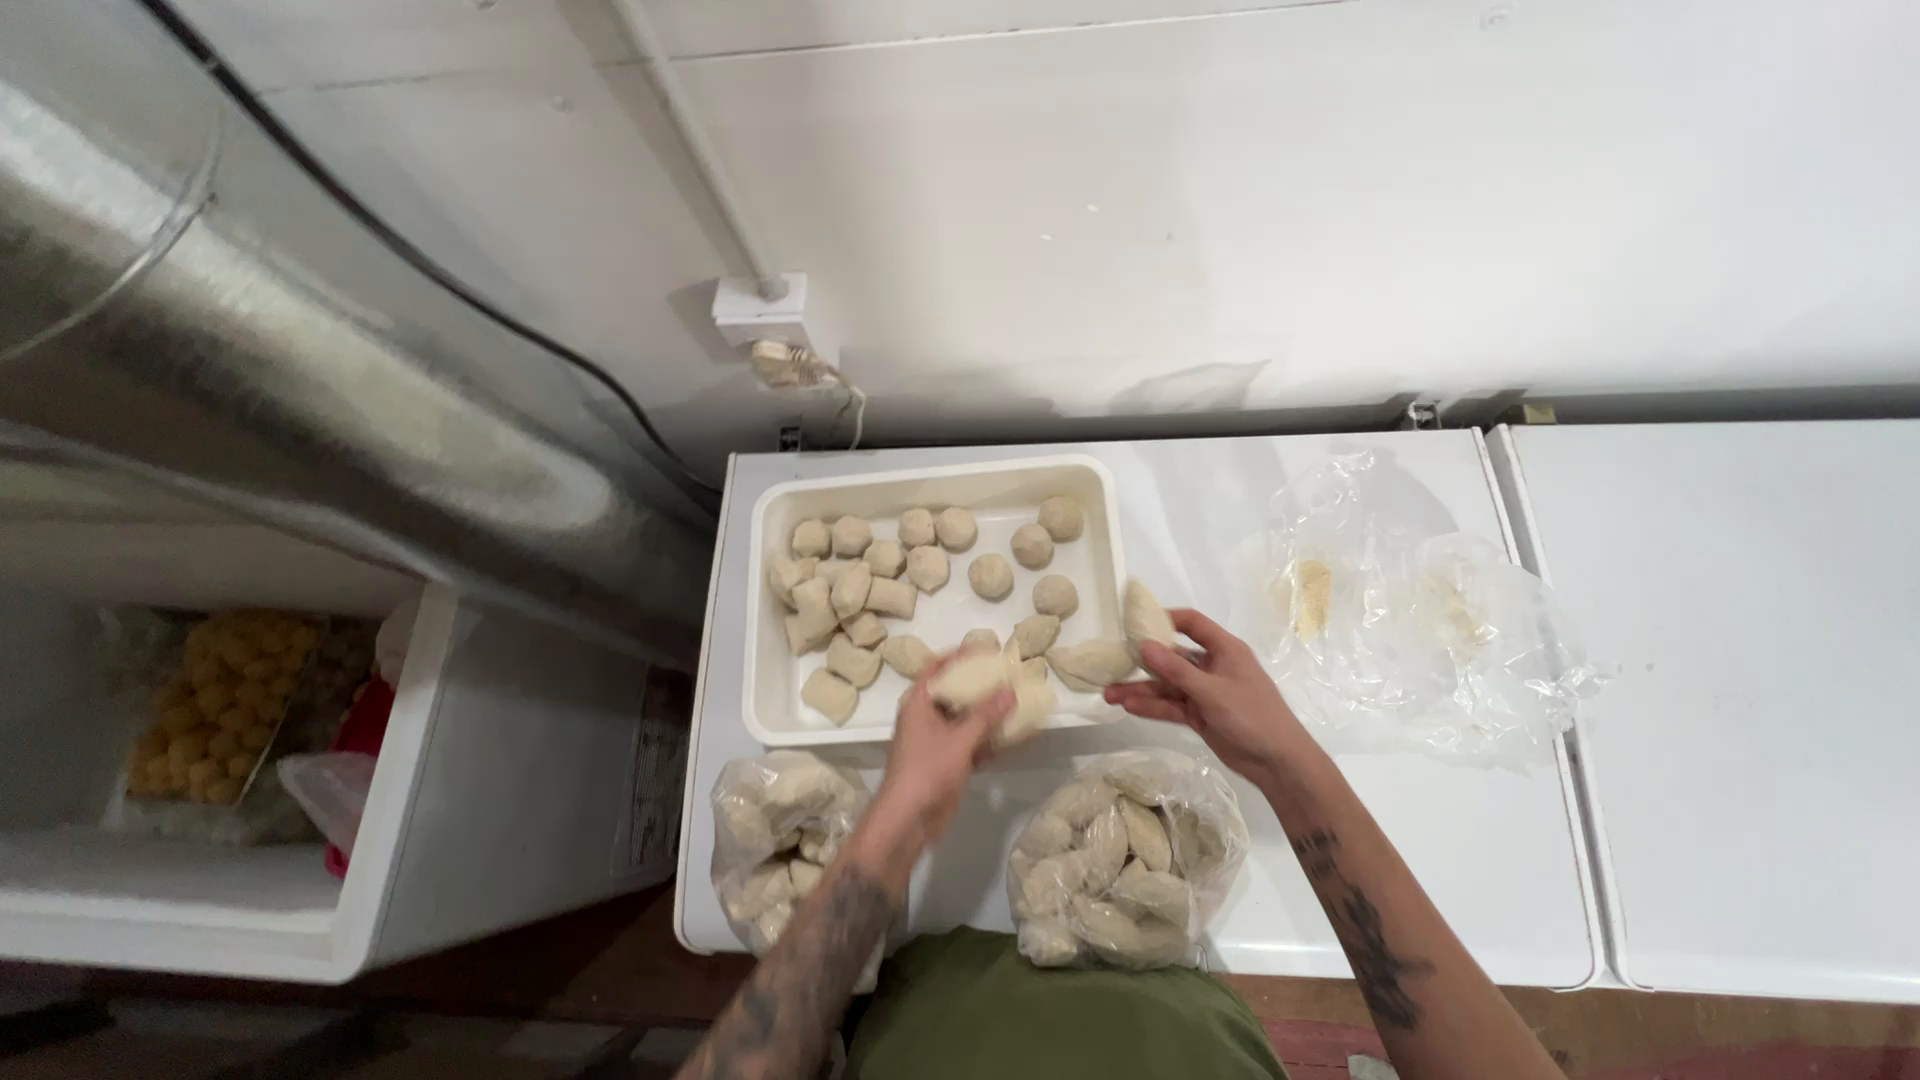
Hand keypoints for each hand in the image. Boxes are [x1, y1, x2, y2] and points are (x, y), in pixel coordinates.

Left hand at [872, 649, 1013, 849]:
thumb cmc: (927, 771)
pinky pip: (972, 743)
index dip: (957, 656)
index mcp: (918, 704)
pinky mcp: (948, 763)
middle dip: (979, 685)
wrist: (908, 820)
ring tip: (1016, 699)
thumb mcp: (958, 740)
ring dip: (988, 713)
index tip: (983, 649)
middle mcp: (925, 718)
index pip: (935, 669)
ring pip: (965, 719)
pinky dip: (990, 739)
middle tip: (1006, 673)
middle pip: (953, 692)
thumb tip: (1009, 690)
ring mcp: (937, 742)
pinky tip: (1016, 735)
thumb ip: (985, 716)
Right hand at [1103, 609, 1309, 785]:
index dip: (1165, 619)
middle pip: (1172, 657)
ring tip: (1109, 695)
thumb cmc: (1252, 715)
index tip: (1136, 623)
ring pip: (1167, 686)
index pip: (1192, 623)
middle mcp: (1212, 666)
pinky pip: (1171, 706)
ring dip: (1142, 690)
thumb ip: (1177, 670)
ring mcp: (1205, 692)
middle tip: (1113, 665)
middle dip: (1143, 663)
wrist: (1277, 762)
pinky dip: (1152, 707)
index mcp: (1224, 650)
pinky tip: (1128, 707)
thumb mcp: (1212, 691)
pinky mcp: (1200, 714)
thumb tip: (1145, 645)